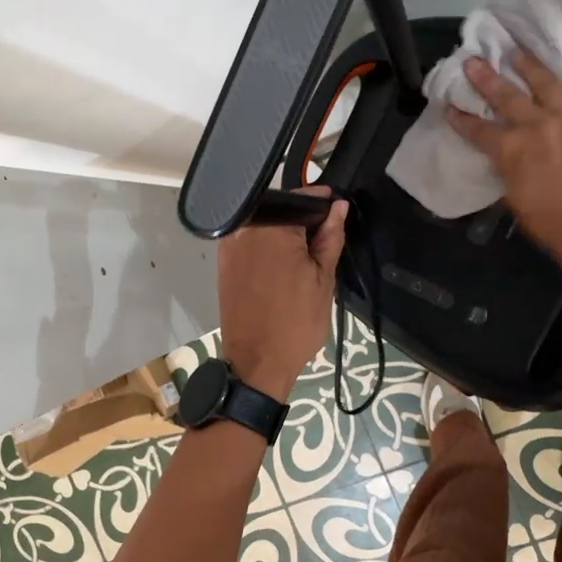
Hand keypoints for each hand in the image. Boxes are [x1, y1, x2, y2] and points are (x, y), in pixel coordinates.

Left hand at [218, 187, 347, 400]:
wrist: (257, 362)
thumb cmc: (296, 322)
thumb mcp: (324, 280)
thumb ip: (331, 238)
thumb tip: (338, 207)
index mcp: (272, 228)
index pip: (302, 199)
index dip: (323, 205)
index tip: (336, 217)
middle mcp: (245, 228)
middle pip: (280, 210)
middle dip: (302, 222)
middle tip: (322, 246)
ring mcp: (230, 245)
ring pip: (264, 226)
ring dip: (283, 236)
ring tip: (303, 260)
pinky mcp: (223, 262)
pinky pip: (250, 242)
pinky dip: (267, 248)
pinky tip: (282, 269)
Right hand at [447, 50, 561, 254]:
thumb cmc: (547, 220)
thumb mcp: (513, 197)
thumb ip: (507, 169)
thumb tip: (505, 157)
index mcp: (510, 149)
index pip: (479, 130)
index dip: (462, 120)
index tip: (450, 107)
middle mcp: (536, 125)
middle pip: (507, 96)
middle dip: (487, 78)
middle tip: (473, 61)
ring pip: (546, 83)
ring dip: (530, 66)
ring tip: (518, 52)